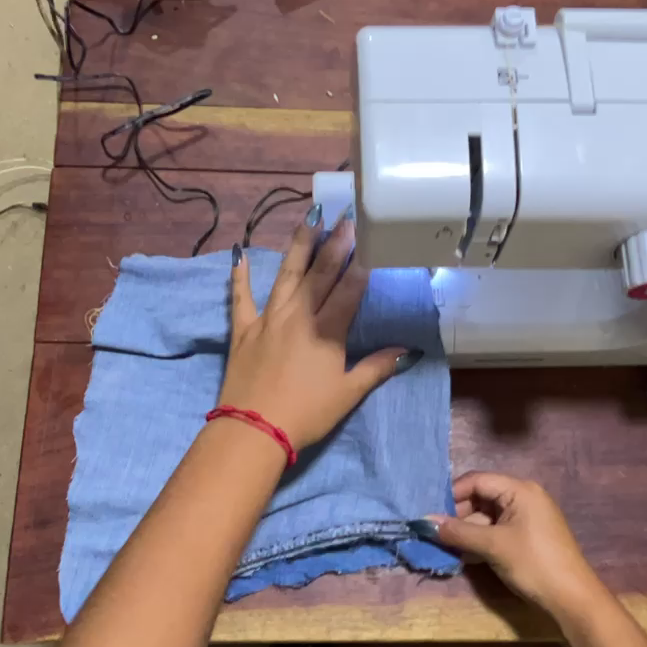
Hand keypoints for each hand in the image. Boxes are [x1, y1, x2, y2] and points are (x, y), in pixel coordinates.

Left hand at [218, 206, 413, 450]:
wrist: (254, 429)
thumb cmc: (307, 414)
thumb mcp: (348, 393)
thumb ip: (376, 367)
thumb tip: (408, 350)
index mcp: (327, 330)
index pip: (350, 289)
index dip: (362, 262)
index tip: (370, 236)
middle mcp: (299, 315)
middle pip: (320, 274)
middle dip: (335, 243)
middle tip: (346, 217)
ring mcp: (268, 319)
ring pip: (286, 275)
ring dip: (299, 246)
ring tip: (309, 218)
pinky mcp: (244, 330)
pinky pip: (241, 298)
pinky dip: (239, 276)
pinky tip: (238, 253)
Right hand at [425, 472, 607, 619]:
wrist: (572, 599)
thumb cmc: (533, 563)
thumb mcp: (492, 546)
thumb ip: (458, 532)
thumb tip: (425, 522)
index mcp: (520, 490)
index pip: (477, 481)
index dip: (452, 495)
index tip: (431, 514)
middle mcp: (524, 497)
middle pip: (482, 497)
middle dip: (458, 514)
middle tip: (437, 533)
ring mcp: (527, 517)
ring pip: (488, 516)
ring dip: (468, 530)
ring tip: (447, 547)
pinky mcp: (528, 536)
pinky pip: (498, 529)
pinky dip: (481, 539)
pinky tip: (465, 554)